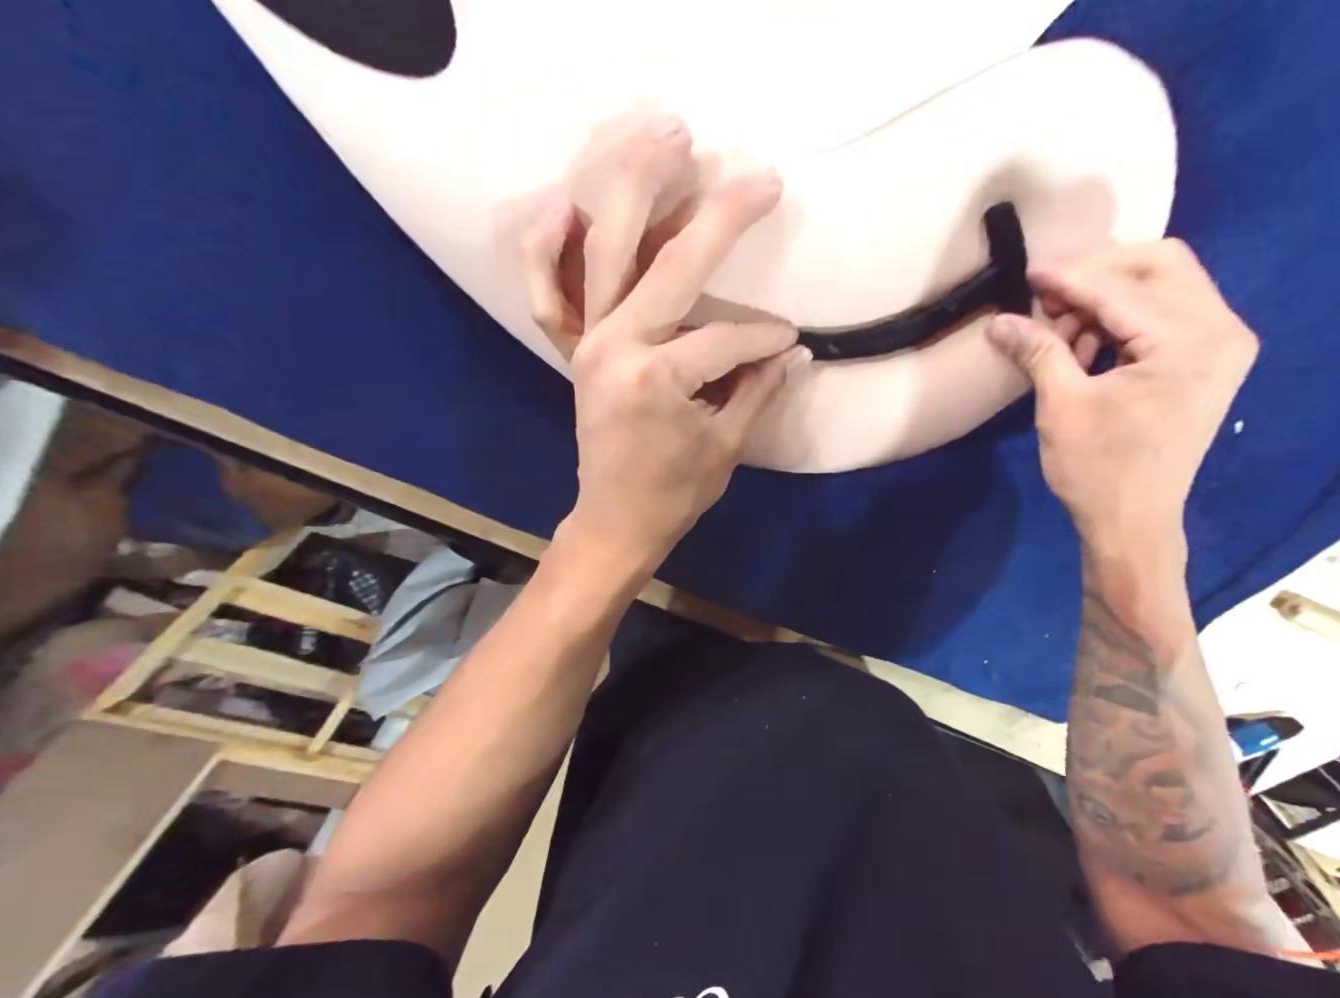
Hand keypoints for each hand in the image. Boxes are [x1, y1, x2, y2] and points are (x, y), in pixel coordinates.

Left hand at [522, 115, 809, 570]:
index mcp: (656, 378)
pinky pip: (548, 290)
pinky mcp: (573, 346)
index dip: (764, 337)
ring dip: (634, 186)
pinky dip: (546, 246)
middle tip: (758, 178)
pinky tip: (564, 204)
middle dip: (720, 219)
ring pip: (603, 247)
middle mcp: (614, 346)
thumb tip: (793, 351)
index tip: (790, 342)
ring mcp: (585, 340)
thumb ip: (758, 389)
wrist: (616, 521)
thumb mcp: (726, 445)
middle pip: (670, 265)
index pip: (724, 338)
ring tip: (665, 135)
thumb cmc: (676, 492)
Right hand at [987, 240, 1256, 567]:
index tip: (1028, 274)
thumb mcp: (1062, 405)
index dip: (1068, 278)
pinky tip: (1090, 349)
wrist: (1135, 527)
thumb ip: (1037, 350)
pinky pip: (1168, 313)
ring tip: (1066, 339)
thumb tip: (999, 320)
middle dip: (1097, 277)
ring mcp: (1223, 345)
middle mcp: (1222, 331)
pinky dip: (1126, 320)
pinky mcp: (1211, 361)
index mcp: (1191, 342)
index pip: (1121, 288)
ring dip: (1108, 301)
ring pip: (1164, 285)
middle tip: (1051, 303)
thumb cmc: (1099, 472)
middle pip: (1158, 265)